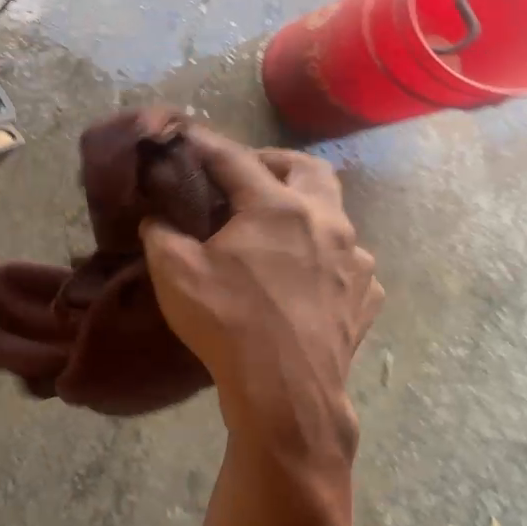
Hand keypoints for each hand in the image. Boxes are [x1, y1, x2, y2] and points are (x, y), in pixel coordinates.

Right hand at [140, 129, 383, 457]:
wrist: (285, 388)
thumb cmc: (225, 319)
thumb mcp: (172, 270)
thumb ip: (162, 232)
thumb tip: (159, 217)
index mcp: (276, 208)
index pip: (236, 160)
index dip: (206, 146)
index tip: (184, 137)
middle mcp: (327, 223)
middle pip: (308, 170)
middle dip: (273, 164)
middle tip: (243, 175)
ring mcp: (356, 261)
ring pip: (332, 216)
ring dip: (300, 211)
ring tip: (268, 231)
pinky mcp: (366, 297)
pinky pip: (345, 261)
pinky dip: (319, 256)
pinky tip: (297, 276)